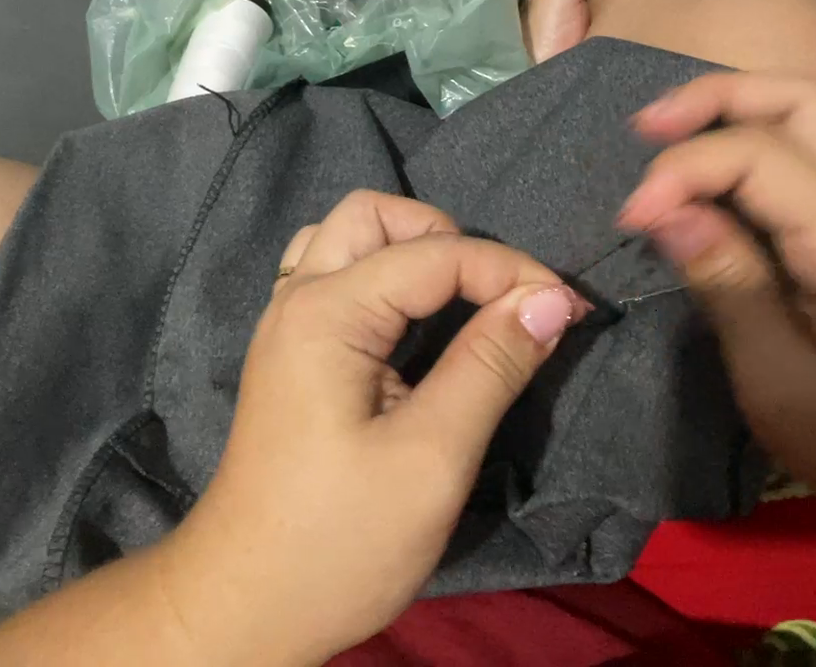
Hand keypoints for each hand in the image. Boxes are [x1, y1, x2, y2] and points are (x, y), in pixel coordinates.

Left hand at [155, 190, 588, 665]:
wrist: (246, 600)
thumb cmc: (340, 539)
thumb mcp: (432, 458)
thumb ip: (490, 366)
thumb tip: (548, 300)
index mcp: (327, 312)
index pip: (434, 254)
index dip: (510, 271)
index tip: (569, 311)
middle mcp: (297, 297)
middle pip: (373, 215)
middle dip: (447, 238)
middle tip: (499, 296)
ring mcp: (284, 320)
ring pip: (346, 237)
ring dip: (408, 249)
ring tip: (458, 298)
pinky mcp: (287, 348)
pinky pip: (330, 273)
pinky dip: (380, 275)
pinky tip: (409, 320)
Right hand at [617, 72, 815, 543]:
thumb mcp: (782, 384)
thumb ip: (728, 284)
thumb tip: (665, 210)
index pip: (763, 156)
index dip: (681, 171)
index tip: (628, 219)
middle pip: (805, 103)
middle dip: (717, 98)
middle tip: (644, 126)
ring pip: (812, 118)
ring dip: (733, 110)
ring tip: (662, 136)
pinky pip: (810, 157)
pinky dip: (748, 142)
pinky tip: (706, 173)